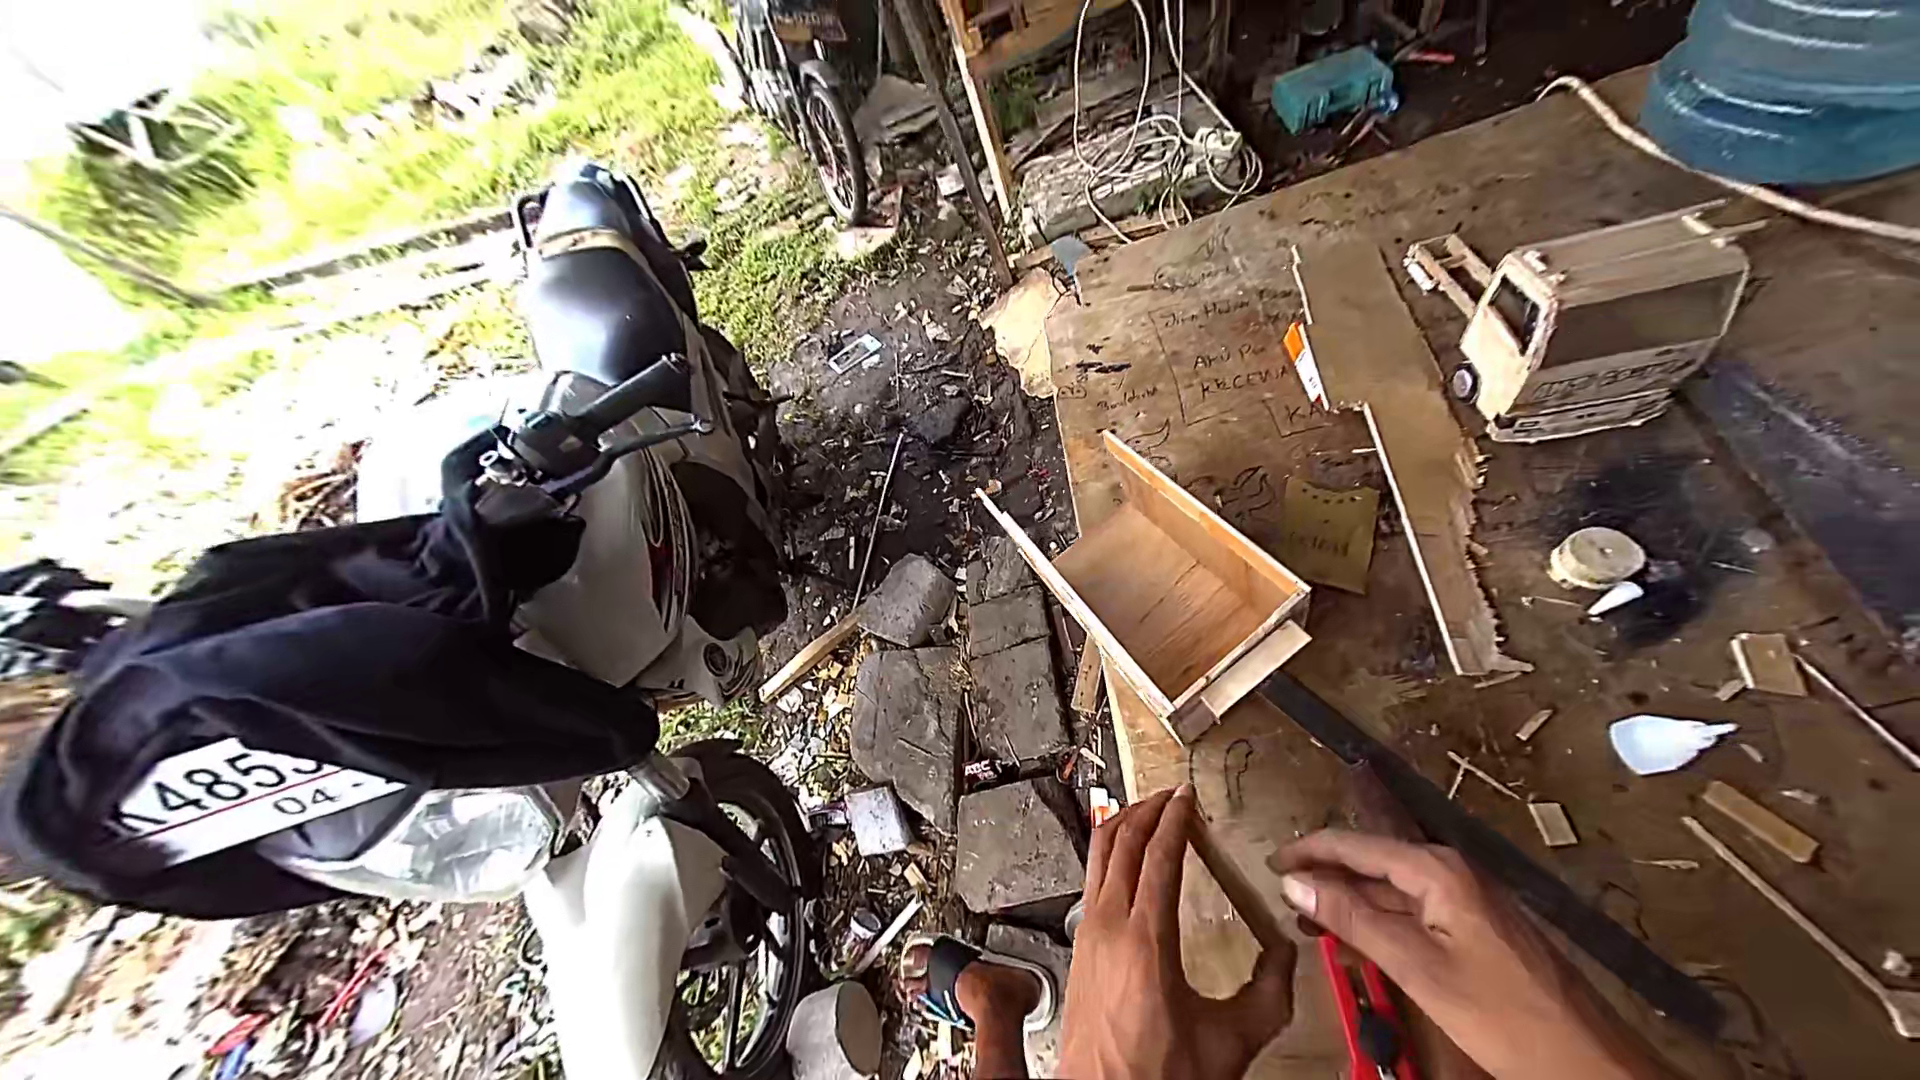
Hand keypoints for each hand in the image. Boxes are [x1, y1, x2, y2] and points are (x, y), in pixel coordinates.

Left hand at [1058, 785, 1293, 1079]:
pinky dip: (1110, 848)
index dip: (1175, 818)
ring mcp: (1087, 927)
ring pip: (1099, 850)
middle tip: (1171, 795)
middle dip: (1147, 808)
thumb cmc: (1159, 1077)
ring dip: (1124, 822)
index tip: (1187, 796)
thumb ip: (1267, 995)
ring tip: (1150, 811)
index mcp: (1145, 939)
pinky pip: (1092, 873)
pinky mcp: (1079, 937)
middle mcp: (1108, 922)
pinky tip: (1129, 854)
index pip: (1158, 855)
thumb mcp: (1230, 1042)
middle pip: (1122, 839)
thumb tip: (1285, 954)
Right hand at [1269, 830, 1676, 1079]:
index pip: (1352, 844)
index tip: (1271, 864)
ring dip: (1349, 900)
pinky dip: (1379, 920)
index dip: (1307, 851)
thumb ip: (1351, 917)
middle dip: (1326, 876)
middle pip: (1370, 861)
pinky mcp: (1476, 924)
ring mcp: (1466, 896)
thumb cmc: (1506, 1017)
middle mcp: (1448, 870)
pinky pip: (1412, 909)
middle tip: (1286, 896)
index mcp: (1434, 869)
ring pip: (1389, 887)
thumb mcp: (1416, 967)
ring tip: (1311, 920)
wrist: (1603, 1072)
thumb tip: (1294, 881)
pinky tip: (1358, 939)